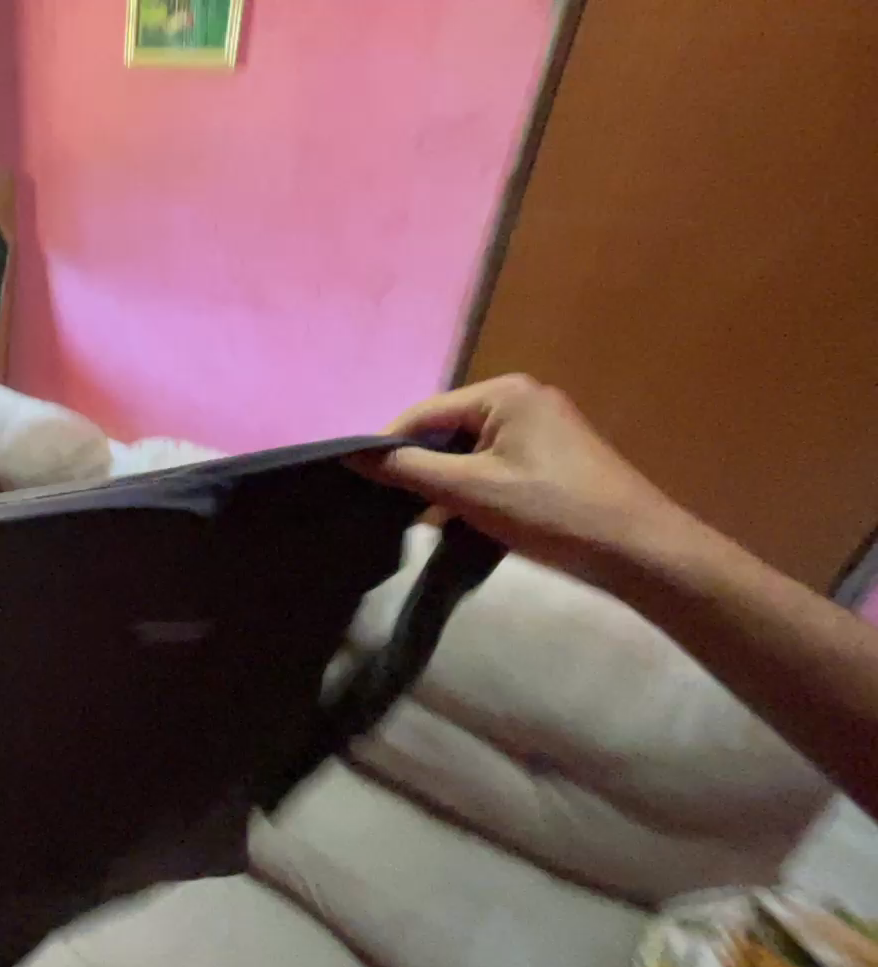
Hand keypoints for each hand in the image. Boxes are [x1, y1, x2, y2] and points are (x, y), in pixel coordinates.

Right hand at [361, 375, 702, 582]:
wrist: (639, 552)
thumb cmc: (550, 511)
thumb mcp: (465, 489)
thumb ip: (403, 468)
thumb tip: (348, 454)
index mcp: (503, 394)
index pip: (420, 415)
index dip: (385, 448)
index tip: (357, 484)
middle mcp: (520, 399)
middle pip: (440, 431)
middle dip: (413, 467)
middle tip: (387, 503)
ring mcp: (536, 427)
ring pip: (459, 451)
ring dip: (437, 482)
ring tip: (416, 515)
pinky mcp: (545, 456)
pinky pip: (484, 463)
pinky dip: (463, 487)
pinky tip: (452, 517)